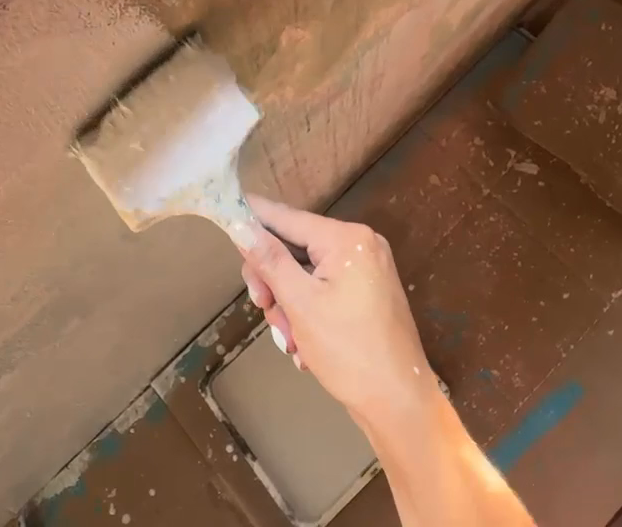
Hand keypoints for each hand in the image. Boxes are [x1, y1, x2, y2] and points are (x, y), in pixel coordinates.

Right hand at [239, 194, 439, 428]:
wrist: (400, 405)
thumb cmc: (349, 351)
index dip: (251, 219)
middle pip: (293, 247)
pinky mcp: (366, 294)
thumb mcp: (300, 303)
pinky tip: (304, 346)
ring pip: (304, 274)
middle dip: (273, 281)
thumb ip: (268, 260)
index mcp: (346, 238)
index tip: (221, 219)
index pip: (284, 217)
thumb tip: (240, 224)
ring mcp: (365, 270)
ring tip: (291, 340)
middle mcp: (359, 244)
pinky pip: (322, 290)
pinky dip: (307, 313)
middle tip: (263, 308)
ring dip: (288, 305)